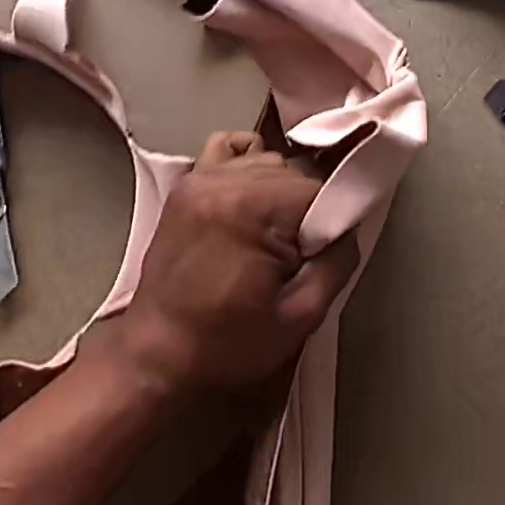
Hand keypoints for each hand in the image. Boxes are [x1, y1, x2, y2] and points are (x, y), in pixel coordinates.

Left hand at [92, 131, 358, 394]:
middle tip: (294, 257)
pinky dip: (247, 163)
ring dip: (279, 191)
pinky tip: (249, 198)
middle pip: (294, 173)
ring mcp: (199, 178)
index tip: (318, 257)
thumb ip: (337, 263)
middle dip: (305, 210)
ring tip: (268, 237)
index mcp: (251, 210)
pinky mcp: (186, 185)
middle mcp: (223, 181)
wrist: (157, 354)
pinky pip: (227, 149)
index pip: (320, 190)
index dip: (330, 225)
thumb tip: (347, 228)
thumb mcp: (301, 317)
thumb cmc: (226, 343)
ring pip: (267, 161)